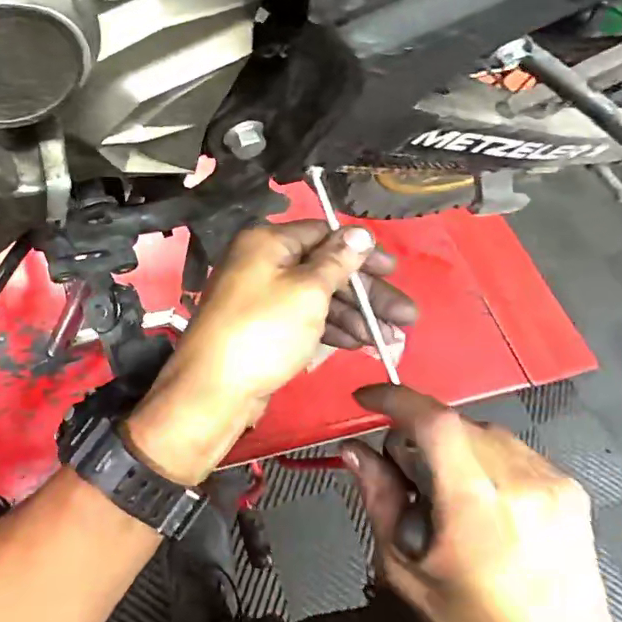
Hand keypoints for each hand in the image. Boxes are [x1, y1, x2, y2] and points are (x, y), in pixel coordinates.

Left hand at [123, 221, 415, 484]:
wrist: (214, 388)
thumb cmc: (264, 331)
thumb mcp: (308, 291)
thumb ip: (338, 261)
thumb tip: (359, 232)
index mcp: (267, 242)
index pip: (323, 234)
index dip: (361, 251)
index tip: (392, 270)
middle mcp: (262, 263)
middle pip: (324, 269)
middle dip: (366, 294)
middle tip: (406, 316)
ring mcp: (261, 297)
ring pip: (318, 298)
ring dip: (356, 316)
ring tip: (391, 338)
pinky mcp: (264, 329)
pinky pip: (304, 320)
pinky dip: (332, 329)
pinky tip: (361, 344)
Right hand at [342, 385, 621, 621]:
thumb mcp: (407, 570)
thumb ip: (379, 500)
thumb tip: (351, 450)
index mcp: (475, 502)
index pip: (433, 420)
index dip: (394, 398)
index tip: (365, 399)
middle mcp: (518, 480)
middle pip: (452, 422)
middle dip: (417, 434)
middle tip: (408, 478)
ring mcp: (551, 480)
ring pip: (482, 431)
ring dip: (452, 445)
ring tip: (450, 494)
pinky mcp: (570, 486)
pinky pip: (512, 448)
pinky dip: (485, 458)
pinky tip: (486, 501)